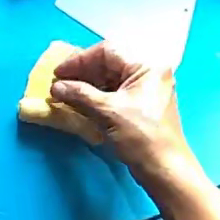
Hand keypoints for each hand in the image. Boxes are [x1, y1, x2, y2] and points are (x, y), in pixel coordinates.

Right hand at [50, 43, 202, 191]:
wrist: (164, 168)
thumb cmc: (141, 137)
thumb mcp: (108, 112)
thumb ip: (80, 95)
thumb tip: (56, 87)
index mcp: (147, 67)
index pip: (107, 51)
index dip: (79, 60)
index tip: (58, 73)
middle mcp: (148, 73)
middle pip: (108, 63)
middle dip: (81, 72)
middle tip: (59, 83)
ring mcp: (145, 89)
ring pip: (109, 78)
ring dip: (86, 85)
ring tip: (65, 93)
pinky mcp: (140, 105)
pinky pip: (113, 92)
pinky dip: (95, 96)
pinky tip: (79, 103)